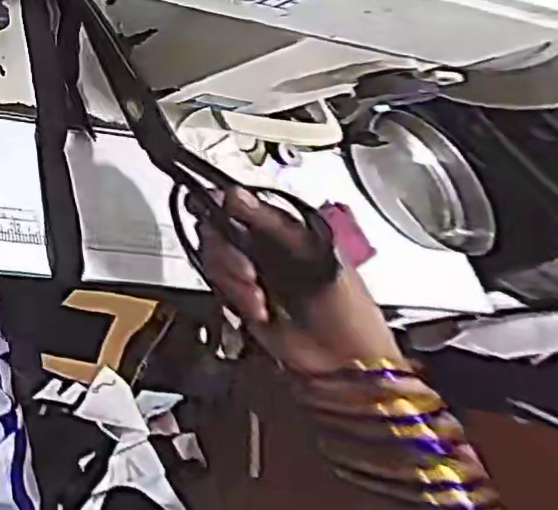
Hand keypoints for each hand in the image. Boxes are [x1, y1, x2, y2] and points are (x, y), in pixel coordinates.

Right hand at [198, 189, 400, 375]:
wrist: (346, 364)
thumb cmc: (344, 307)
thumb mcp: (311, 254)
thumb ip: (268, 222)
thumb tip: (231, 193)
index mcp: (280, 228)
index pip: (235, 203)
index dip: (217, 204)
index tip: (212, 212)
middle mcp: (258, 245)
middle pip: (215, 228)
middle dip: (227, 252)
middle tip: (248, 271)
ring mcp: (246, 271)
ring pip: (212, 256)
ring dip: (232, 279)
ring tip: (259, 298)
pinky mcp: (237, 297)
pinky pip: (216, 284)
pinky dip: (234, 296)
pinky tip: (257, 309)